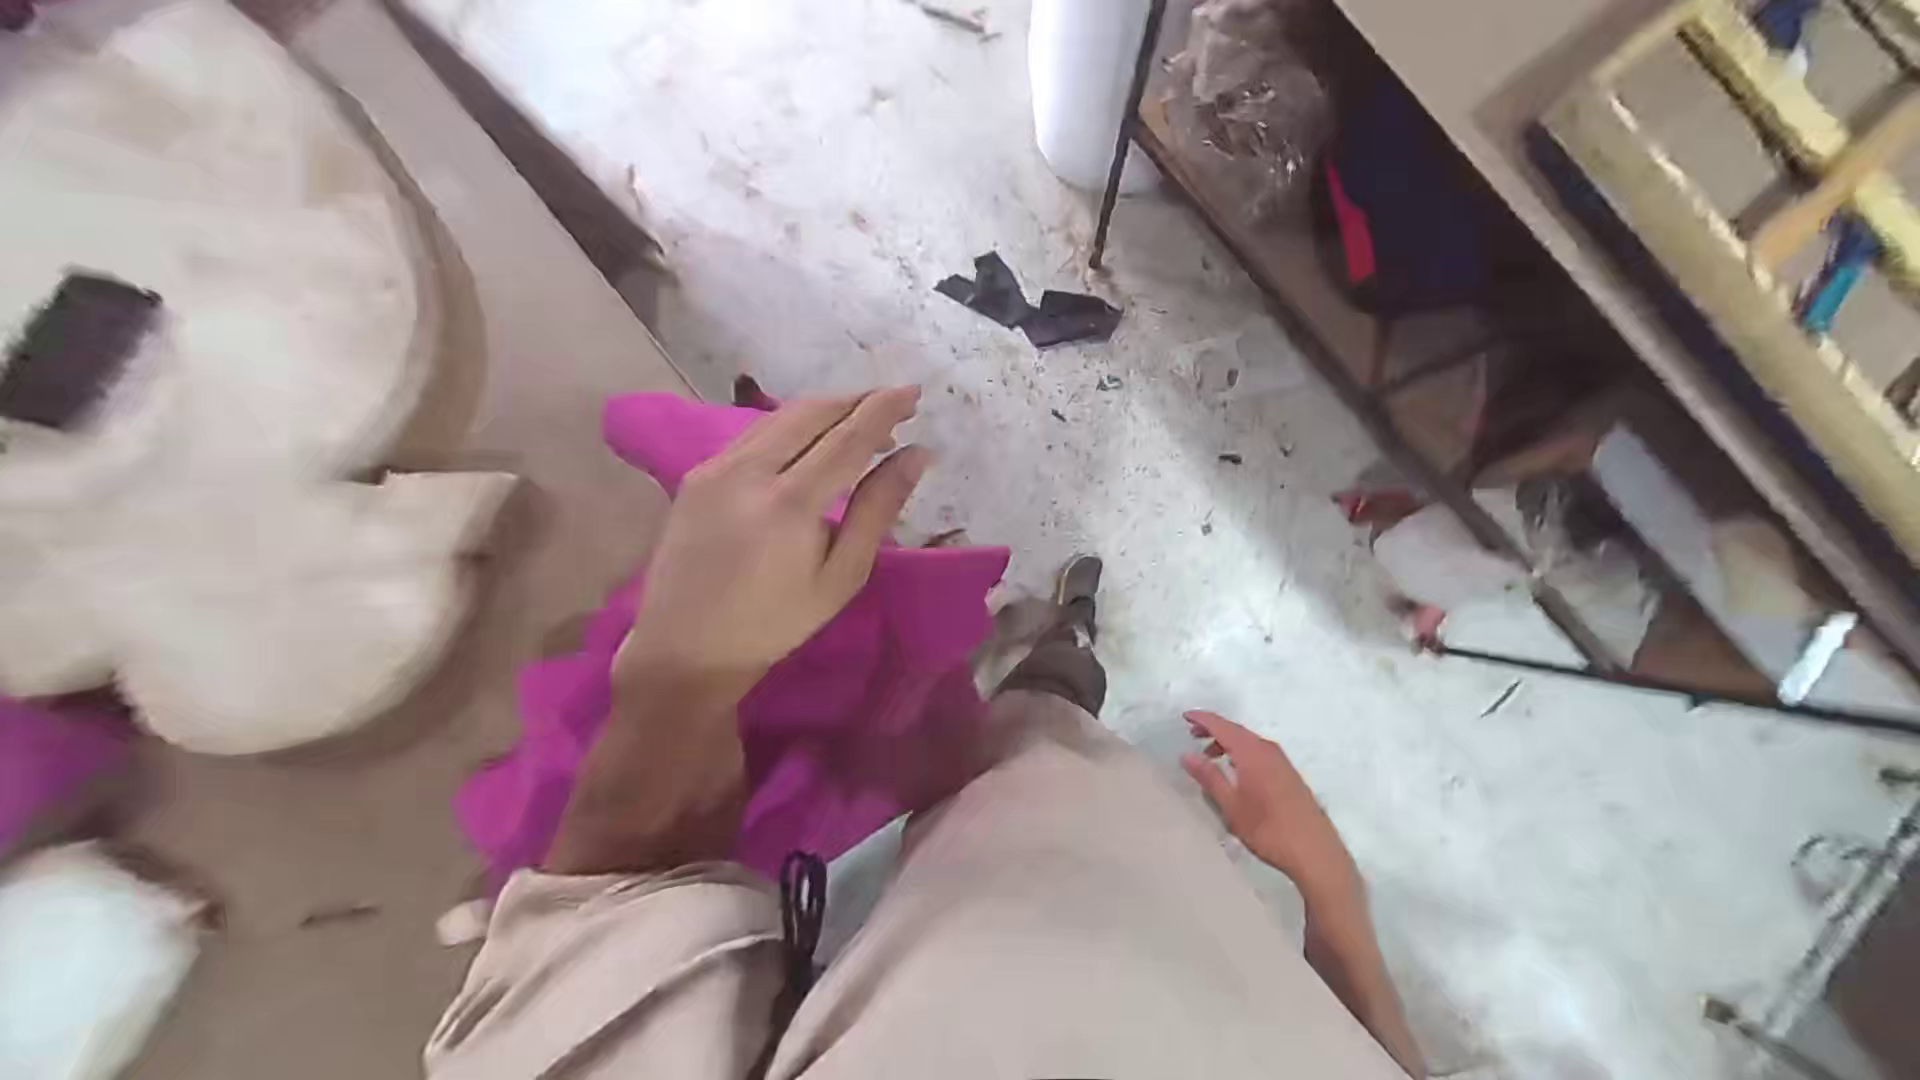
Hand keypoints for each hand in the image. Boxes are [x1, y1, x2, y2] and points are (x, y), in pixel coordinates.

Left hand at [617, 387, 929, 698]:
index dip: (883, 409)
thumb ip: (878, 509)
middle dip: (856, 400)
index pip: (847, 437)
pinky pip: (754, 434)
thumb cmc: (775, 623)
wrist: (685, 648)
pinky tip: (811, 442)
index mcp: (789, 503)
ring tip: (860, 424)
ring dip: (825, 411)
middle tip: (894, 406)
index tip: (913, 391)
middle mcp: (748, 471)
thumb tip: (915, 456)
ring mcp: (715, 467)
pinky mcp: (697, 474)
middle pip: (811, 413)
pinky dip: (792, 427)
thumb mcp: (841, 576)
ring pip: (780, 417)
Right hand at [1182, 710, 1361, 904]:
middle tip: (1192, 734)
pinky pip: (1259, 752)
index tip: (1185, 716)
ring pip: (1249, 742)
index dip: (1203, 719)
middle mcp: (1268, 751)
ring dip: (1228, 742)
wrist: (1317, 855)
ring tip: (1210, 755)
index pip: (1223, 726)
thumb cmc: (1269, 830)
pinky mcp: (1290, 776)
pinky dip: (1242, 752)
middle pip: (1237, 730)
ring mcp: (1282, 763)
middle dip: (1214, 728)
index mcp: (1252, 753)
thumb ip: (1208, 777)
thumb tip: (1186, 755)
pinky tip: (1236, 770)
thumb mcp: (1231, 806)